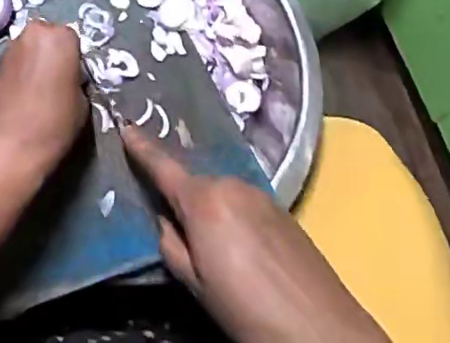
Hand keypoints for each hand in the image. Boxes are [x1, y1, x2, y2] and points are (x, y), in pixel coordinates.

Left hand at [0, 20, 86, 166]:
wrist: (10, 143)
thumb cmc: (54, 122)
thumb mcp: (82, 102)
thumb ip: (77, 79)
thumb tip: (69, 78)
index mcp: (60, 37)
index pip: (72, 39)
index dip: (74, 58)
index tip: (73, 77)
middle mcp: (34, 33)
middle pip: (49, 37)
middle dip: (53, 53)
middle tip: (57, 80)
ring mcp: (12, 45)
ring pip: (31, 47)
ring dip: (36, 60)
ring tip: (39, 88)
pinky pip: (17, 58)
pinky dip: (22, 69)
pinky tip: (24, 92)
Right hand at [121, 125, 388, 342]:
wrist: (324, 332)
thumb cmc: (248, 311)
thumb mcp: (196, 286)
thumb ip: (171, 246)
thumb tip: (167, 223)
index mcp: (203, 201)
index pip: (163, 167)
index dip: (141, 148)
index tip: (125, 127)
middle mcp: (230, 185)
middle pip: (196, 185)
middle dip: (187, 203)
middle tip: (187, 238)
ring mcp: (260, 195)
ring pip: (223, 196)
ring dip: (215, 214)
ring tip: (223, 254)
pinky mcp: (284, 211)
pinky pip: (246, 206)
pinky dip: (238, 221)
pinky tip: (249, 255)